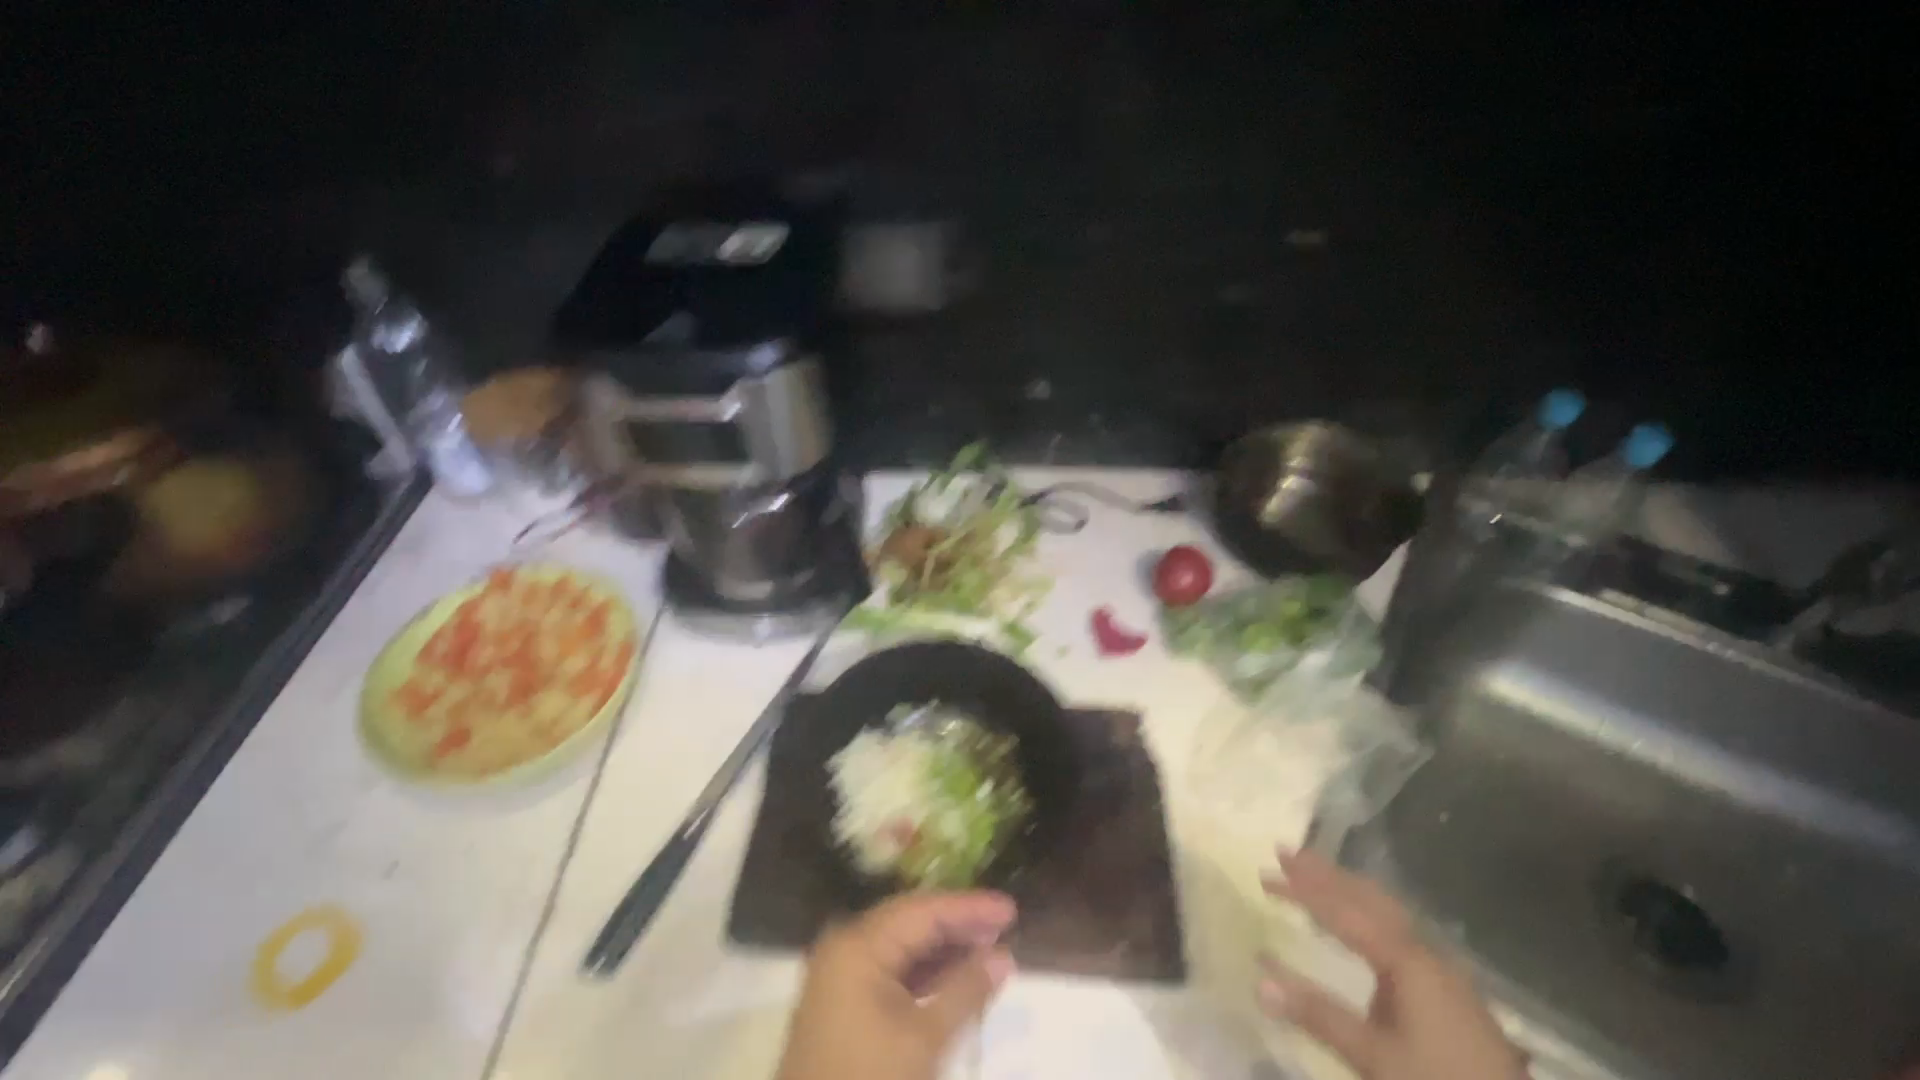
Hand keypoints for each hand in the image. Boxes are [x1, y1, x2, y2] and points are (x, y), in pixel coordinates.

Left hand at [777, 891, 1016, 1079]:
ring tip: (989, 948)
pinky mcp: (843, 1001)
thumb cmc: (869, 1078)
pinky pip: (890, 970)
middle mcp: (845, 947)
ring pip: (901, 946)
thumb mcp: (924, 1038)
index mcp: (859, 945)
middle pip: (910, 921)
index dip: (969, 907)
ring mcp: (840, 974)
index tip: (1011, 908)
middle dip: (958, 923)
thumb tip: (1003, 956)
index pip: (923, 910)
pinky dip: (924, 972)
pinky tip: (956, 977)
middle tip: (1004, 925)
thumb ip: (966, 990)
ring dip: (944, 948)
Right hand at [1260, 849, 1527, 1079]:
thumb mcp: (1374, 1057)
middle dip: (1325, 874)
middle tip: (1286, 853)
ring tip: (1317, 874)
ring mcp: (1441, 968)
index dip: (1304, 890)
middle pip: (1369, 898)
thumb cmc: (1438, 1079)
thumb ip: (1318, 1015)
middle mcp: (1424, 951)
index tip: (1267, 870)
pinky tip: (1364, 921)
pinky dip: (1368, 910)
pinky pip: (1398, 928)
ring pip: (1388, 910)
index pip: (1344, 912)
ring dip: (1348, 888)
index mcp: (1406, 960)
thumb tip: (1259, 979)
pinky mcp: (1447, 987)